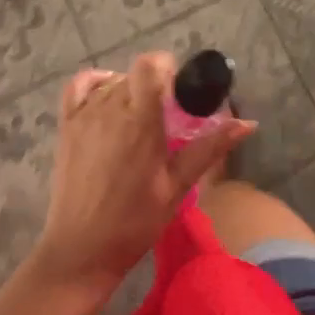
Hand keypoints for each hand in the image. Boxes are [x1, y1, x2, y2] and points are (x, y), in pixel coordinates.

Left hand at [30, 53, 254, 295]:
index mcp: (140, 120)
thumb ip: (210, 148)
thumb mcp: (177, 186)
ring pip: (113, 81)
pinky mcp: (66, 124)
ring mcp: (84, 114)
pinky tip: (108, 100)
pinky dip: (97, 83)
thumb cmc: (135, 221)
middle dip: (154, 87)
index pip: (151, 64)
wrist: (81, 250)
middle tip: (165, 120)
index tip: (179, 95)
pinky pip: (80, 85)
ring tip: (139, 122)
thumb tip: (248, 124)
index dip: (168, 69)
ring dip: (130, 91)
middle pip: (136, 74)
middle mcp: (110, 107)